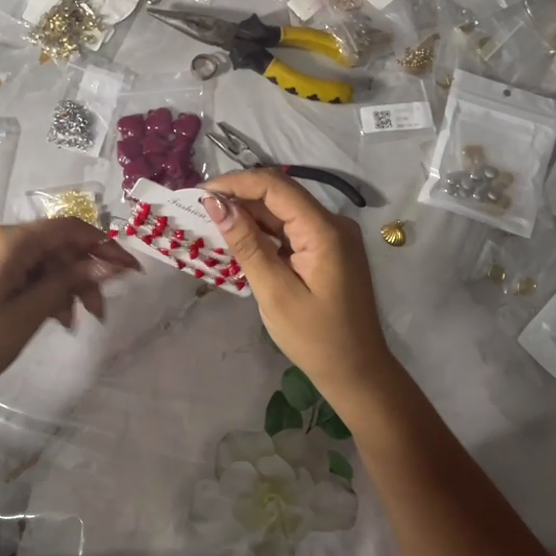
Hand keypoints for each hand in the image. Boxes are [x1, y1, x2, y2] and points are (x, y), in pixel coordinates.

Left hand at [0, 218, 139, 417]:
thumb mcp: (29, 314)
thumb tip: (110, 261)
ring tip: (69, 324)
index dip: (104, 245)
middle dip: (81, 274)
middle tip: (98, 314)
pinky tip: (47, 317)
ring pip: (37, 260)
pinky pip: (17, 270)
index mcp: (6, 240)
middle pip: (53, 244)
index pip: (68, 228)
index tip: (131, 272)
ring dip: (61, 285)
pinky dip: (38, 289)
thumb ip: (70, 281)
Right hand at [201, 169, 393, 392]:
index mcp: (324, 230)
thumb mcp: (274, 292)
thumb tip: (216, 204)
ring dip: (248, 214)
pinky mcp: (327, 249)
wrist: (357, 371)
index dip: (235, 183)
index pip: (275, 186)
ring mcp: (332, 236)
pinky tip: (238, 239)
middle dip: (238, 197)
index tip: (199, 194)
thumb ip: (246, 244)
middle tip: (198, 210)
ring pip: (283, 211)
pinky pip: (290, 228)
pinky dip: (263, 231)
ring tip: (211, 223)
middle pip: (280, 194)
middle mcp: (333, 223)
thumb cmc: (315, 338)